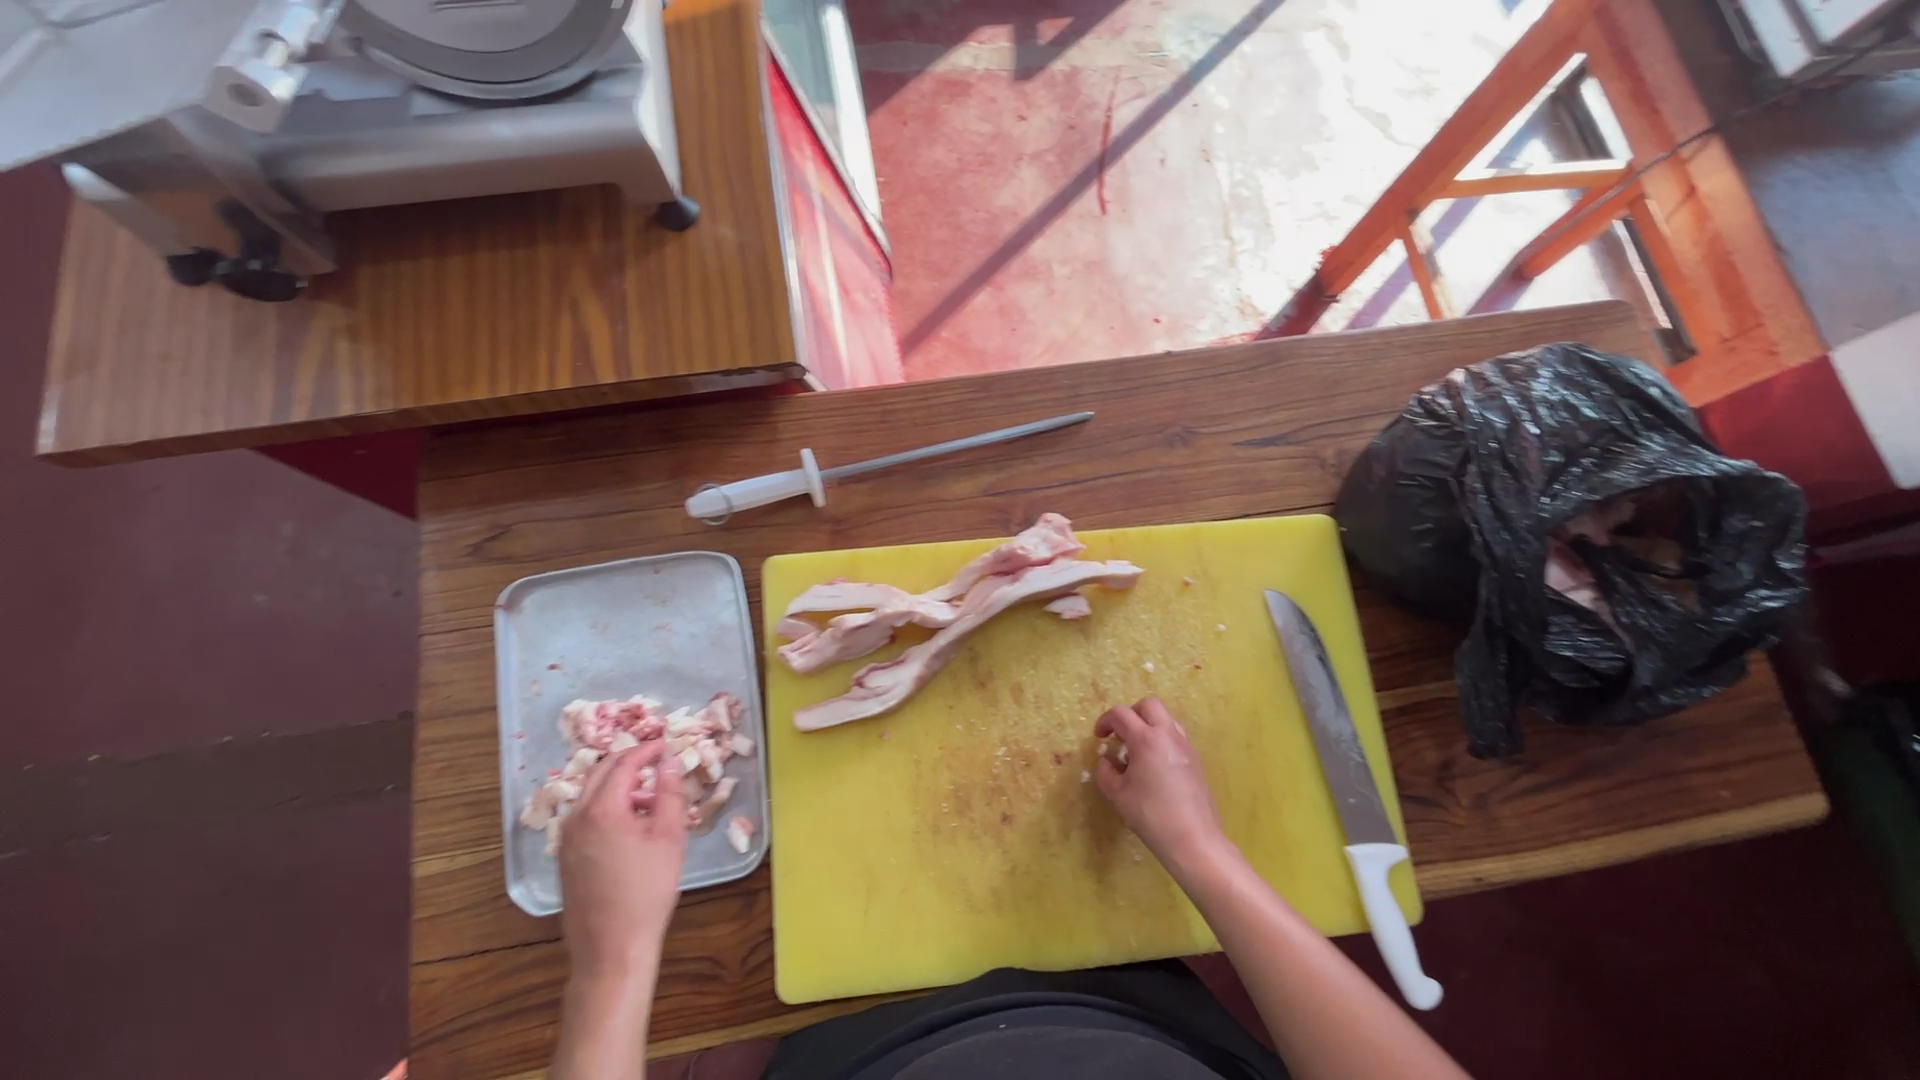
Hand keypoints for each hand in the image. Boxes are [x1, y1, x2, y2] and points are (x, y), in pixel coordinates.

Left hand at [559, 742, 687, 981]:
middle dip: (629, 762)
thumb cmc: (648, 892)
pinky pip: (584, 816)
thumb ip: (670, 793)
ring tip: (649, 796)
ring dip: (617, 785)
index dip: (647, 750)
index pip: (624, 763)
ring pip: (590, 795)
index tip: (667, 745)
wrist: (612, 948)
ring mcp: (566, 839)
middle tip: (657, 762)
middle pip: (600, 773)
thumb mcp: (669, 838)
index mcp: (602, 809)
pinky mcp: (566, 858)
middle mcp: (576, 818)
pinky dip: (606, 806)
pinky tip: (629, 824)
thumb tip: (669, 761)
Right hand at [1094, 697, 1230, 877]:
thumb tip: (1106, 760)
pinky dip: (1162, 739)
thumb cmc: (1151, 815)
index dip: (1105, 721)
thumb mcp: (1118, 795)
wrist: (1193, 839)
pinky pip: (1176, 736)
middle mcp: (1168, 735)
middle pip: (1148, 705)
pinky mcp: (1196, 759)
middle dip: (1130, 714)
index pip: (1120, 714)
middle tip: (1120, 735)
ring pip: (1166, 718)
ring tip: (1138, 750)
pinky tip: (1155, 765)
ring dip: (1148, 725)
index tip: (1099, 737)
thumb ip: (1106, 772)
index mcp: (1146, 739)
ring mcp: (1186, 746)